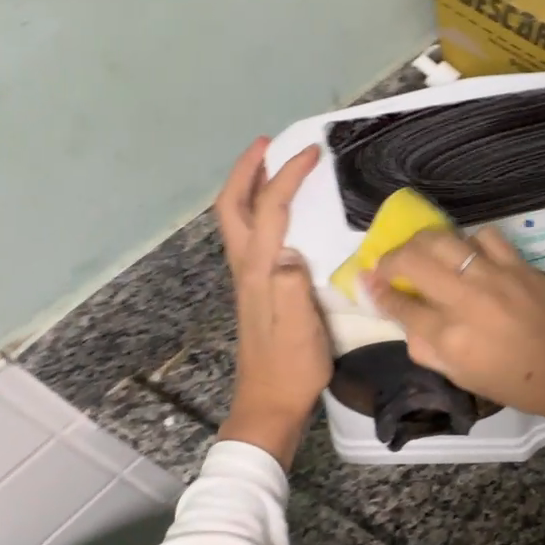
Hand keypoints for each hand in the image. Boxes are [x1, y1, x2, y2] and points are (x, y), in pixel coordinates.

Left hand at [213, 138, 330, 468]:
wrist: (271, 401)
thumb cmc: (292, 366)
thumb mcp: (299, 330)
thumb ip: (290, 288)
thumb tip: (288, 250)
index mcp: (260, 272)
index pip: (270, 211)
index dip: (287, 177)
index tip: (311, 152)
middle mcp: (247, 267)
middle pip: (233, 207)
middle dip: (247, 170)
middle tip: (269, 143)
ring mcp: (249, 277)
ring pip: (237, 218)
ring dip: (249, 185)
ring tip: (272, 164)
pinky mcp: (258, 286)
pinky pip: (251, 233)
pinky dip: (259, 207)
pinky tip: (279, 211)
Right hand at [366, 228, 544, 427]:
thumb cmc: (518, 384)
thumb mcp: (462, 378)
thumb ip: (428, 348)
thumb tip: (405, 320)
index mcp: (450, 338)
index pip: (399, 305)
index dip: (377, 292)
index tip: (369, 282)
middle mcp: (468, 301)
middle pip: (412, 259)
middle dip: (391, 257)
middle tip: (390, 264)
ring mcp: (497, 278)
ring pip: (445, 239)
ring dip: (425, 242)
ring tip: (424, 252)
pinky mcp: (522, 266)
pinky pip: (486, 237)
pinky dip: (470, 242)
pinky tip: (471, 255)